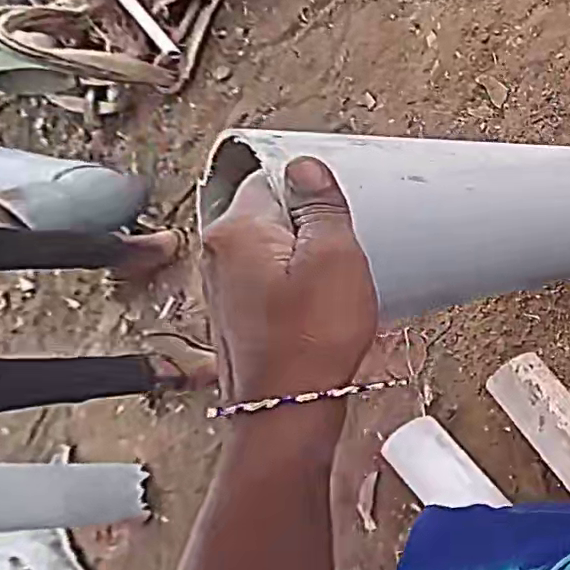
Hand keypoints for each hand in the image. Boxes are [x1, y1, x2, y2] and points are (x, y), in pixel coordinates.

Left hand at [200, 157, 377, 401]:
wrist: (290, 403)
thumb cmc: (314, 337)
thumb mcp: (337, 258)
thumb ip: (322, 207)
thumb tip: (306, 167)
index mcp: (238, 232)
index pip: (275, 179)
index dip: (315, 189)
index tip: (344, 207)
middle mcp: (219, 253)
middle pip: (273, 212)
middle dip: (314, 221)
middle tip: (349, 242)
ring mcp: (225, 283)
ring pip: (276, 243)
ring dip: (309, 250)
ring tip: (341, 271)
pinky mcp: (241, 308)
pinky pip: (274, 271)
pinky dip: (301, 275)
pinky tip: (326, 294)